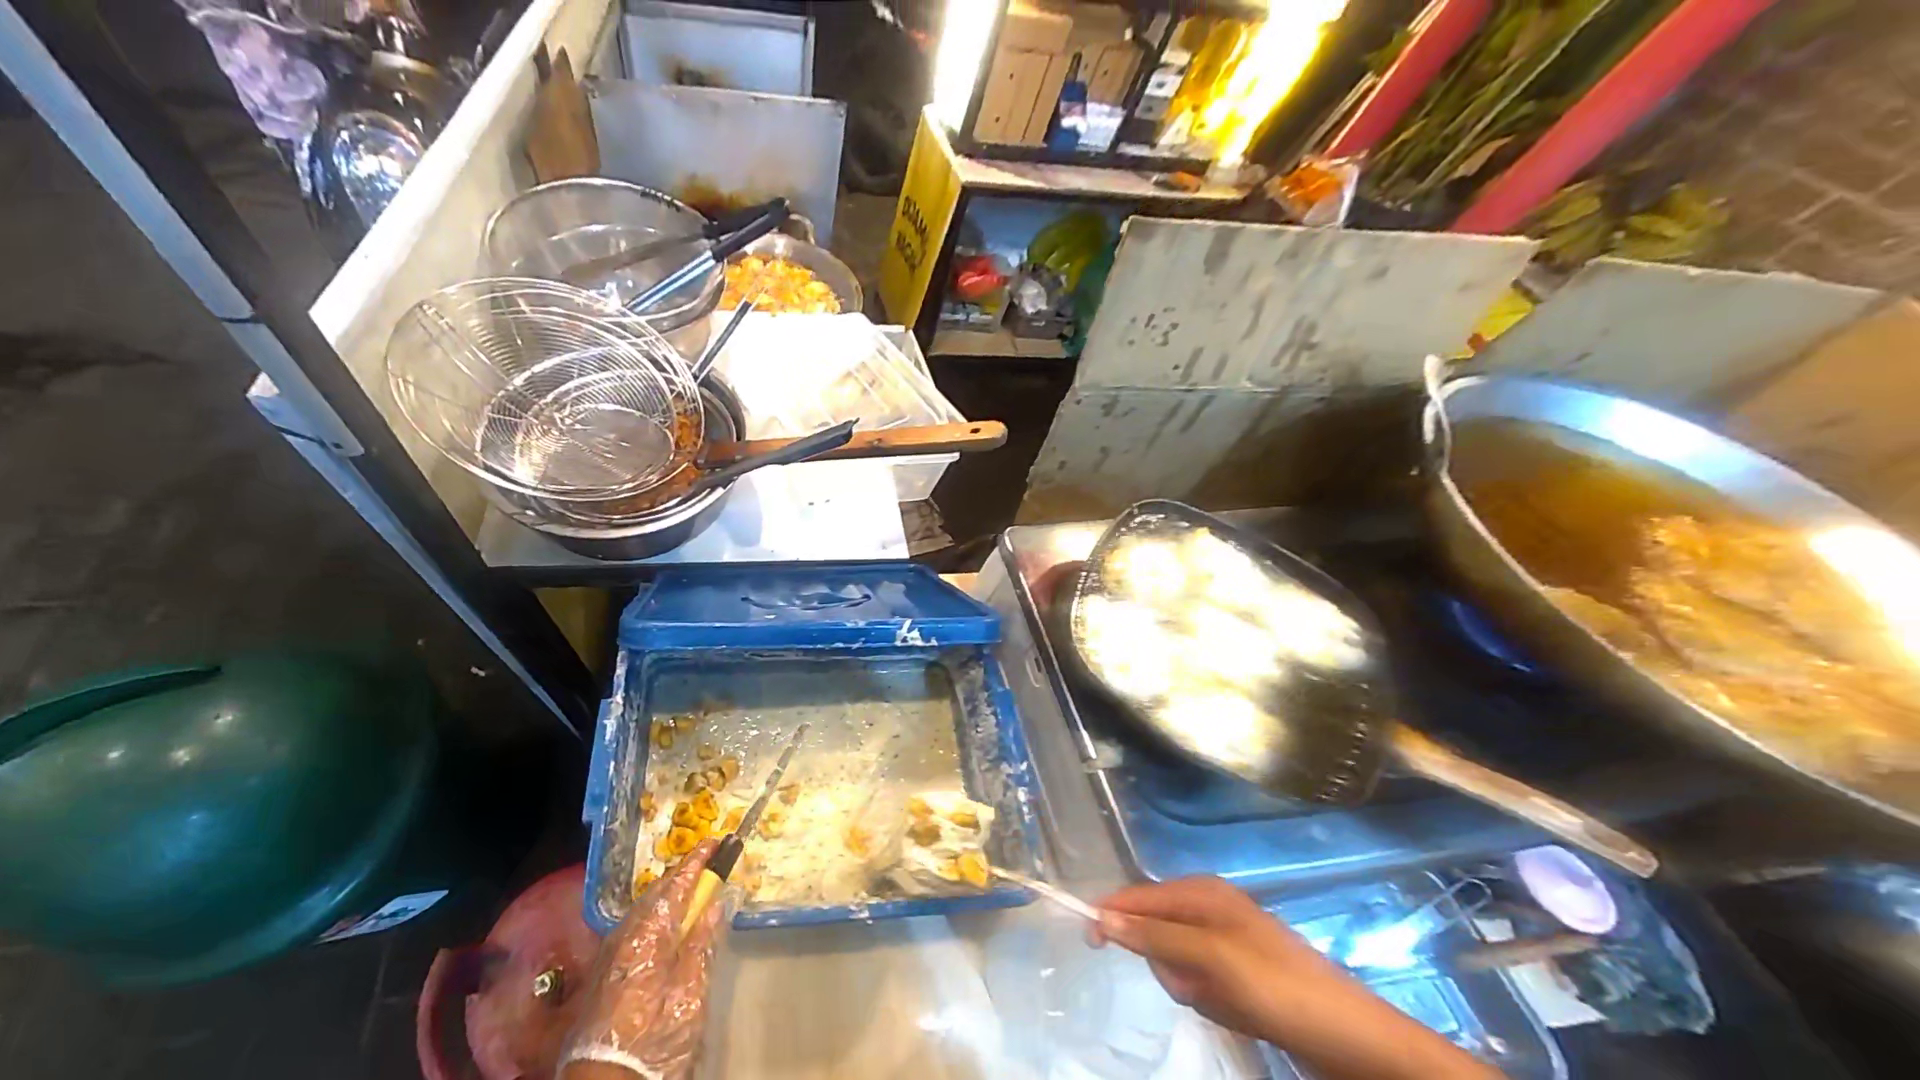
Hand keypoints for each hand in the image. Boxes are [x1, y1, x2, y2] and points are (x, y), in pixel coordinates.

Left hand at [560, 840, 726, 1079]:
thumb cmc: (652, 1041)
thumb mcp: (687, 998)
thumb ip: (699, 948)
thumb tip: (712, 906)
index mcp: (646, 940)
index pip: (675, 888)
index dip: (696, 863)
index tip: (715, 841)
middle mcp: (623, 937)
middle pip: (656, 892)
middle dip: (683, 871)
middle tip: (709, 856)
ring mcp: (610, 953)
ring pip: (643, 907)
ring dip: (669, 888)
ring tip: (692, 878)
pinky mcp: (606, 969)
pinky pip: (635, 923)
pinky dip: (656, 908)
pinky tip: (667, 914)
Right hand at [1091, 876, 1498, 1079]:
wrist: (1344, 1032)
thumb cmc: (1274, 985)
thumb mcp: (1209, 957)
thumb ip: (1155, 935)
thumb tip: (1102, 915)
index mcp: (1201, 891)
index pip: (1138, 895)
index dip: (1111, 914)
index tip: (1091, 942)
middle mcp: (1208, 907)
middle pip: (1153, 930)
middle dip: (1164, 963)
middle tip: (1191, 984)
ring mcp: (1223, 938)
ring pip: (1173, 962)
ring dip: (1187, 985)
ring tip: (1220, 999)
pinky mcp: (1235, 969)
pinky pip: (1198, 981)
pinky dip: (1206, 998)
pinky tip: (1233, 1008)